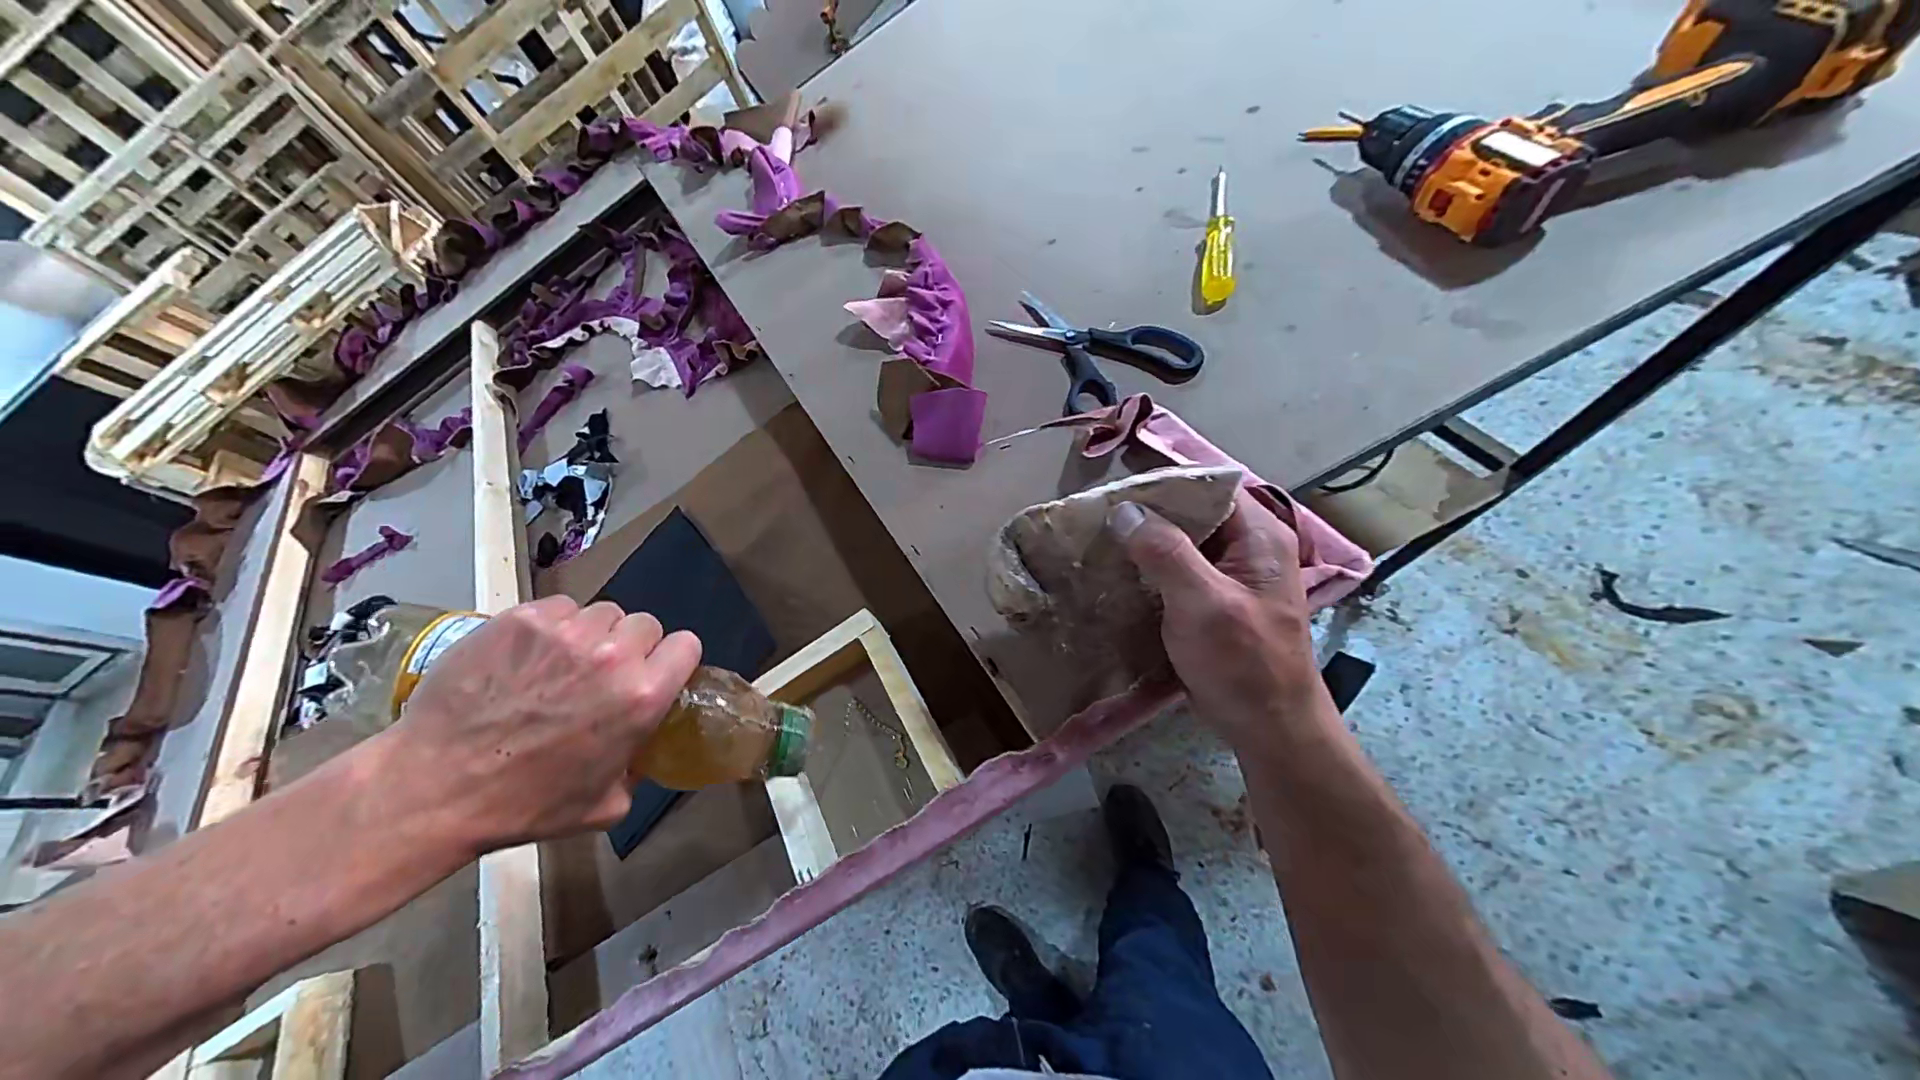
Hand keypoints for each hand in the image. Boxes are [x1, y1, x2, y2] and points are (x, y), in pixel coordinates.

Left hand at [371, 596, 701, 854]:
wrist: (434, 786)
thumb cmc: (523, 804)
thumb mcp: (605, 804)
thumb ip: (639, 768)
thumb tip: (642, 752)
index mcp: (642, 695)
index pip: (686, 644)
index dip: (672, 658)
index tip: (656, 672)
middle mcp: (611, 655)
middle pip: (645, 624)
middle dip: (632, 646)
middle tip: (604, 672)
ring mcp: (564, 632)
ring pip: (602, 612)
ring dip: (593, 634)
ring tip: (563, 661)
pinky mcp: (521, 619)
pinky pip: (558, 608)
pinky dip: (553, 626)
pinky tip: (531, 653)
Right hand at [1109, 489, 1323, 748]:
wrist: (1269, 727)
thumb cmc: (1244, 665)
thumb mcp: (1203, 604)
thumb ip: (1166, 552)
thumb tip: (1125, 510)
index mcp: (1257, 534)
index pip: (1207, 486)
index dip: (1162, 484)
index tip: (1115, 493)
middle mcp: (1246, 545)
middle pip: (1191, 510)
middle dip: (1146, 512)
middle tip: (1099, 517)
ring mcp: (1229, 573)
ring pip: (1180, 540)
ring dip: (1143, 541)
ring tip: (1100, 540)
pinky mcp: (1212, 598)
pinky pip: (1176, 568)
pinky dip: (1148, 567)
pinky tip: (1117, 572)